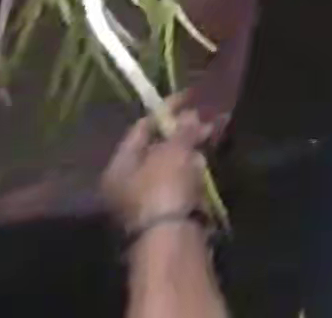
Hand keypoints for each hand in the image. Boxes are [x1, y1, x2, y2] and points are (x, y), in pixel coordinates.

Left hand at [102, 108, 215, 229]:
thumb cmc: (164, 187)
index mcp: (119, 165)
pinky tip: (206, 156)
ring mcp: (147, 195)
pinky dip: (193, 162)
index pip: (141, 128)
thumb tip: (191, 114)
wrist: (171, 235)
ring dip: (191, 144)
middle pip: (156, 144)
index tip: (189, 95)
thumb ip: (183, 129)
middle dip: (182, 128)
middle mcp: (127, 180)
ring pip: (171, 160)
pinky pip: (180, 175)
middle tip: (204, 116)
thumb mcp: (174, 151)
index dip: (165, 109)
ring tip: (212, 133)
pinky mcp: (166, 205)